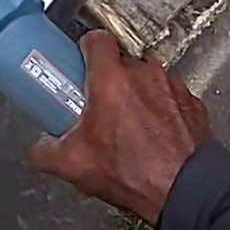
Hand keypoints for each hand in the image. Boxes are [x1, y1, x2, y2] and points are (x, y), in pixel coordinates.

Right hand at [26, 30, 210, 222]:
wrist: (183, 189)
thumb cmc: (132, 172)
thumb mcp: (70, 165)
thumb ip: (44, 151)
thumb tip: (38, 148)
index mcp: (111, 81)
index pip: (97, 40)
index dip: (85, 49)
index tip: (78, 64)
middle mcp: (144, 75)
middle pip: (120, 63)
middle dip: (106, 81)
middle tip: (95, 107)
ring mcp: (172, 86)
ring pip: (144, 80)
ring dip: (132, 95)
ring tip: (123, 126)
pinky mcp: (191, 102)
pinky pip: (167, 96)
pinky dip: (156, 110)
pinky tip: (148, 135)